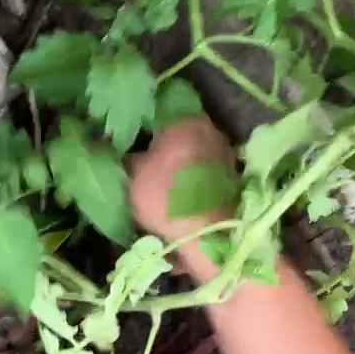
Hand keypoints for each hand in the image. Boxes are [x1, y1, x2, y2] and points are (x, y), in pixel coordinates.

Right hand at [128, 117, 236, 278]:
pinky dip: (192, 186)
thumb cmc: (165, 197)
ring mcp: (225, 157)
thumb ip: (127, 157)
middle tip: (144, 169)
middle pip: (179, 138)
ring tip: (161, 189)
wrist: (206, 235)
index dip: (142, 132)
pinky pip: (204, 178)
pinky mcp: (232, 182)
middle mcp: (211, 131)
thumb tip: (122, 151)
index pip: (158, 118)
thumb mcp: (132, 174)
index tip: (130, 148)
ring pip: (193, 158)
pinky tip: (179, 200)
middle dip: (164, 151)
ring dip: (179, 170)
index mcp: (186, 121)